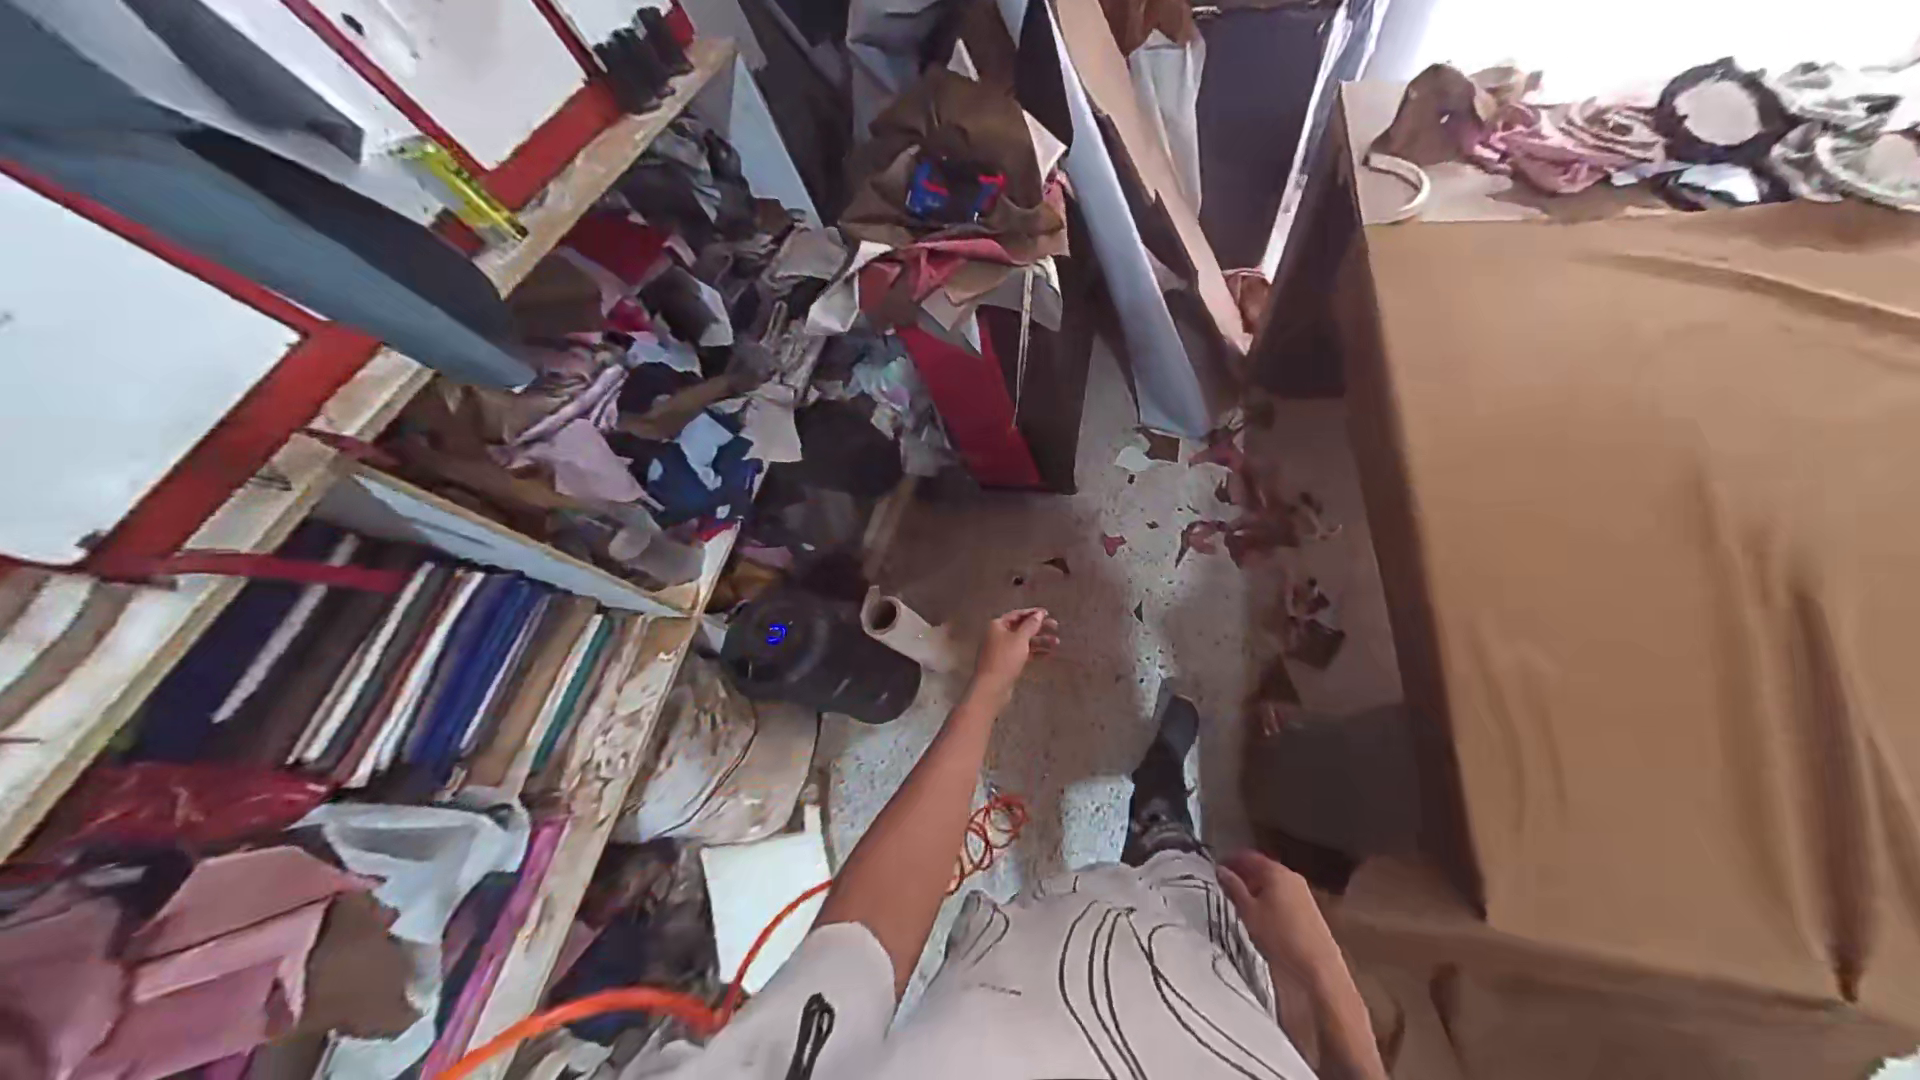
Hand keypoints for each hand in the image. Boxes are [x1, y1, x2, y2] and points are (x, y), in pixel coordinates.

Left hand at [967, 608, 1057, 703]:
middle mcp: (998, 635)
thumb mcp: (1020, 639)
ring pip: (1023, 641)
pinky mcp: (1007, 662)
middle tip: (1056, 627)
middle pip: (1021, 627)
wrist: (992, 686)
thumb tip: (1039, 614)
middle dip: (1039, 627)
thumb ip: (1031, 625)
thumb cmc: (1005, 658)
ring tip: (1056, 643)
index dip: (1032, 613)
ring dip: (1040, 641)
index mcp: (997, 625)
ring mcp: (1002, 650)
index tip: (1047, 613)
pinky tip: (1049, 654)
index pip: (1017, 614)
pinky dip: (1035, 652)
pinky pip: (1023, 653)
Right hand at [1217, 851, 1345, 988]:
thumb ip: (1233, 886)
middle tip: (1227, 886)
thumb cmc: (1279, 936)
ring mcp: (1303, 893)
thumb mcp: (1248, 911)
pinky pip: (1283, 895)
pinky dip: (1269, 898)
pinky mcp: (1309, 909)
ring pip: (1273, 882)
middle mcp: (1291, 876)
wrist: (1319, 968)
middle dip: (1243, 875)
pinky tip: (1262, 914)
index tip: (1218, 869)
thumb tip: (1221, 870)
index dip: (1231, 860)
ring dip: (1256, 887)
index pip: (1248, 856)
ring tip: (1242, 902)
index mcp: (1275, 871)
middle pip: (1262, 868)